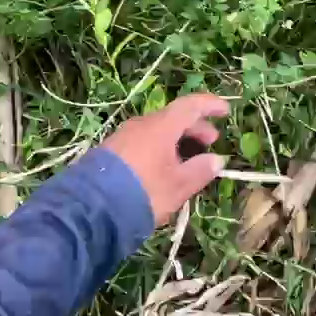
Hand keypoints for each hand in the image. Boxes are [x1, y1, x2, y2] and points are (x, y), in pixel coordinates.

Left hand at [102, 92, 228, 222]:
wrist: (90, 209)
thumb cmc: (143, 192)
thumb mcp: (177, 186)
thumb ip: (199, 171)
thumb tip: (216, 159)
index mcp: (162, 126)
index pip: (191, 105)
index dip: (210, 106)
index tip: (226, 111)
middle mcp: (142, 124)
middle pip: (174, 117)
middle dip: (195, 127)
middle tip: (211, 141)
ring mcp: (124, 136)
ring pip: (157, 130)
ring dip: (177, 139)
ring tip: (187, 159)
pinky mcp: (110, 151)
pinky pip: (143, 141)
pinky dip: (160, 147)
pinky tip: (162, 168)